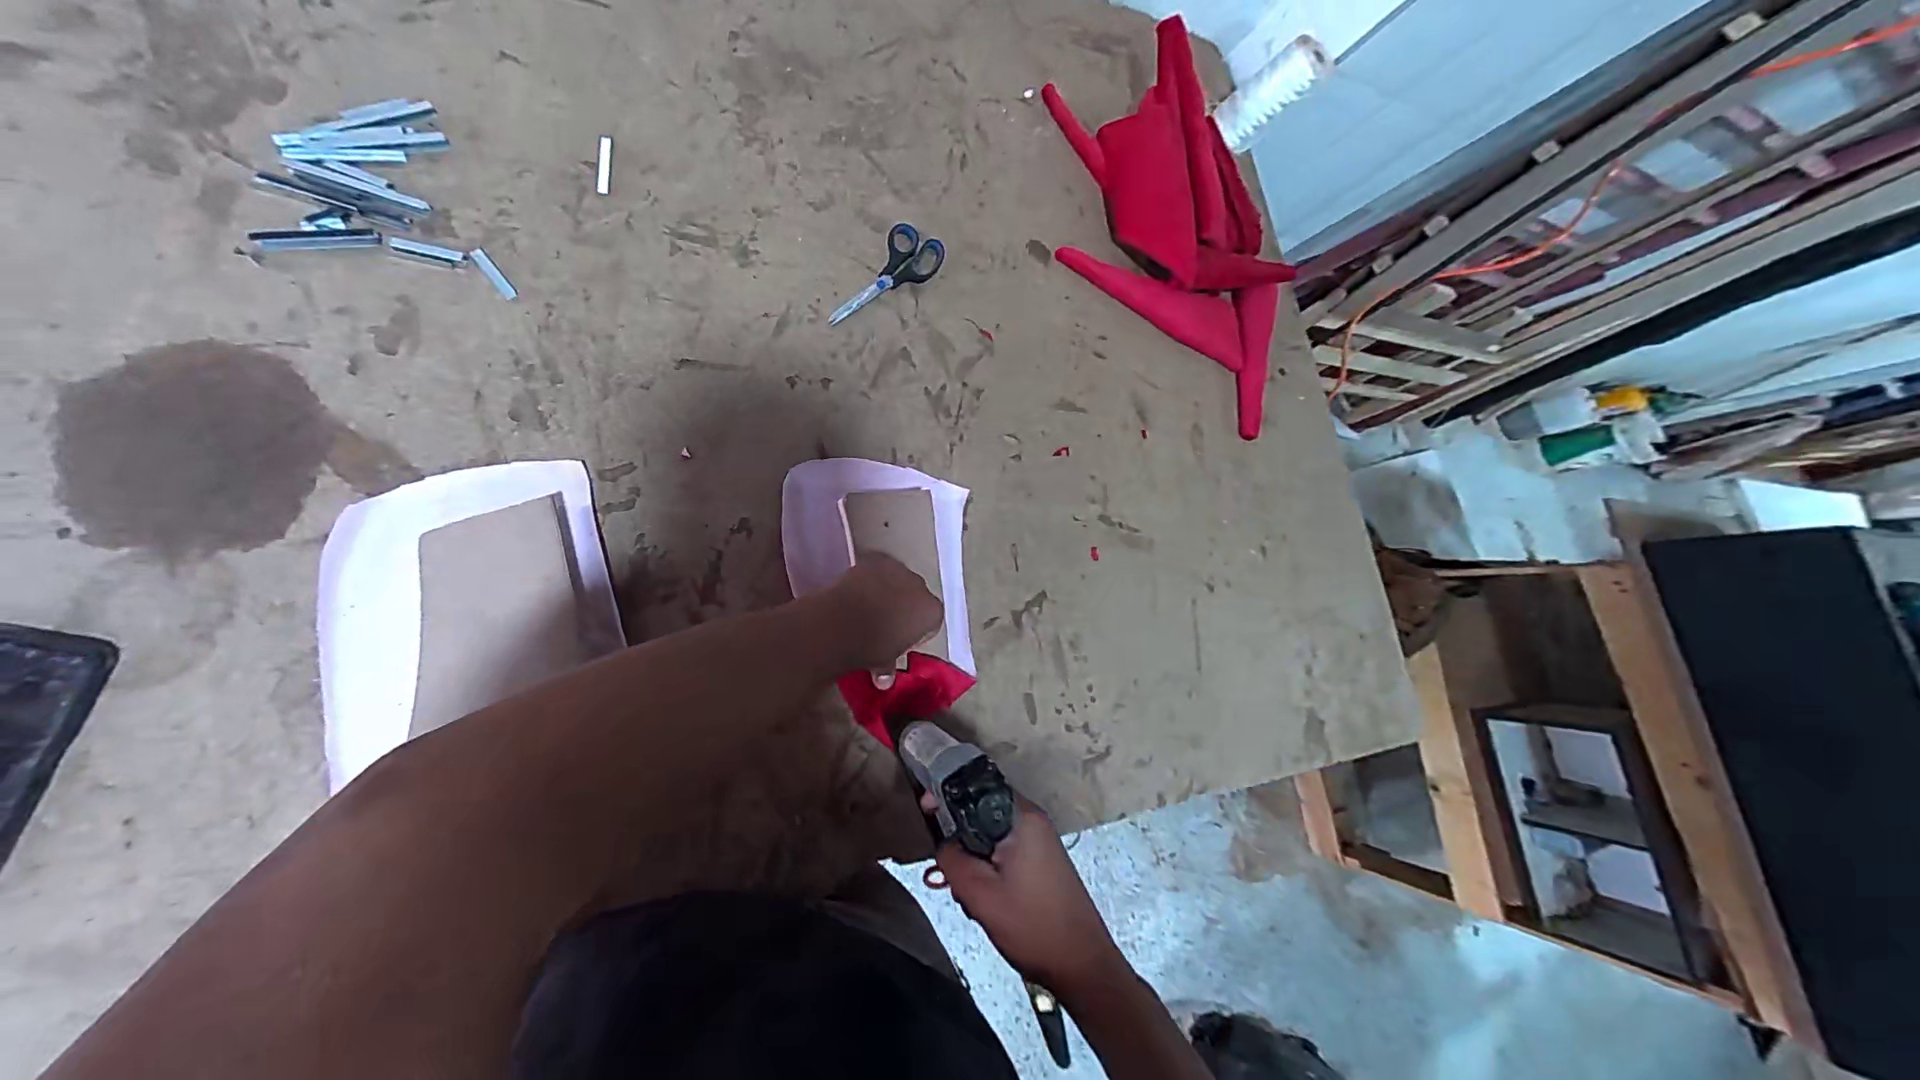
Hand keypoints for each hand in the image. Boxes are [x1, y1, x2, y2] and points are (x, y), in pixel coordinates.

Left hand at [821, 552, 942, 671]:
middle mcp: (921, 587)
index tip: (898, 641)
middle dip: (903, 608)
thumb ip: (888, 668)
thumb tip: (883, 680)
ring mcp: (897, 569)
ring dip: (887, 590)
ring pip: (896, 581)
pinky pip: (877, 571)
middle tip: (882, 625)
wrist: (840, 622)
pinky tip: (855, 593)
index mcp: (932, 612)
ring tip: (866, 607)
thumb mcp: (883, 662)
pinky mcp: (874, 559)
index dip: (914, 633)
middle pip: (916, 597)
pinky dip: (869, 580)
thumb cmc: (869, 647)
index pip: (930, 623)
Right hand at [932, 797, 1127, 993]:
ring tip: (968, 894)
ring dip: (973, 858)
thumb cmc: (1032, 926)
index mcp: (1022, 817)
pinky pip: (1005, 851)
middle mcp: (1033, 820)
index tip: (924, 810)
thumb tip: (940, 839)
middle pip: (981, 811)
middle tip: (948, 870)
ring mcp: (1040, 841)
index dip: (946, 795)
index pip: (976, 786)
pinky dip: (989, 868)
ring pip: (991, 835)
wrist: (1082, 965)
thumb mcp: (980, 894)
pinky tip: (984, 899)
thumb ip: (952, 858)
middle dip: (960, 837)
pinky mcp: (1041, 860)